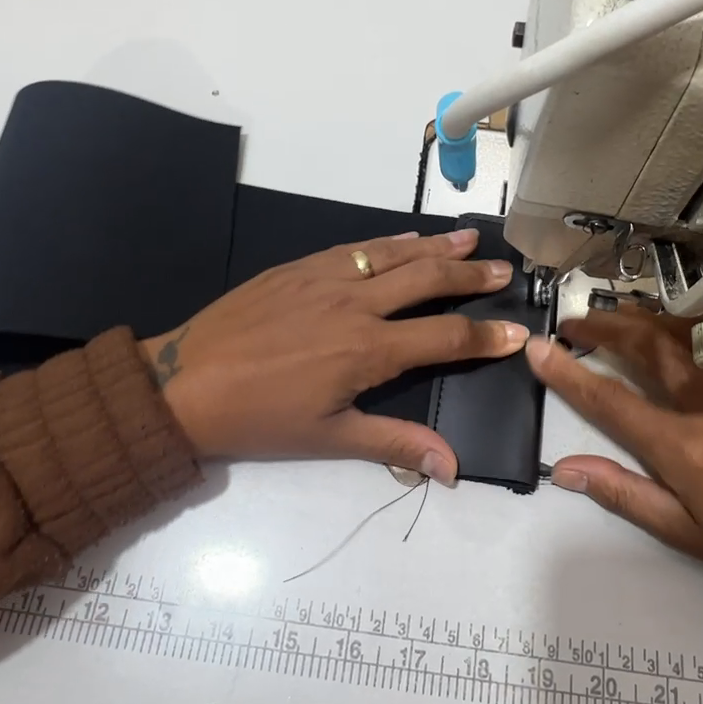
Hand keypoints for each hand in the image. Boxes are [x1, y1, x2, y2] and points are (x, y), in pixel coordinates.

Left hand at [142, 228, 528, 484]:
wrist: (185, 383)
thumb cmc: (259, 419)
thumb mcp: (329, 439)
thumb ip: (395, 444)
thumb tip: (452, 466)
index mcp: (368, 350)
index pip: (445, 337)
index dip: (487, 336)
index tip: (518, 332)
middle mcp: (356, 304)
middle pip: (428, 280)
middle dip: (471, 274)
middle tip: (504, 269)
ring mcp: (326, 278)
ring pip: (395, 254)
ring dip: (436, 245)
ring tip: (470, 238)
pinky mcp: (299, 266)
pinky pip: (356, 247)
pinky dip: (388, 241)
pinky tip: (405, 238)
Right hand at [526, 309, 702, 598]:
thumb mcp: (685, 534)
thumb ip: (622, 492)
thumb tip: (564, 469)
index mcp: (684, 447)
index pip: (609, 400)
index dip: (567, 372)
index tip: (539, 349)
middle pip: (645, 347)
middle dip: (603, 328)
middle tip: (575, 322)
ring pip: (683, 330)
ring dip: (642, 318)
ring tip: (616, 315)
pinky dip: (689, 325)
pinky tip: (674, 325)